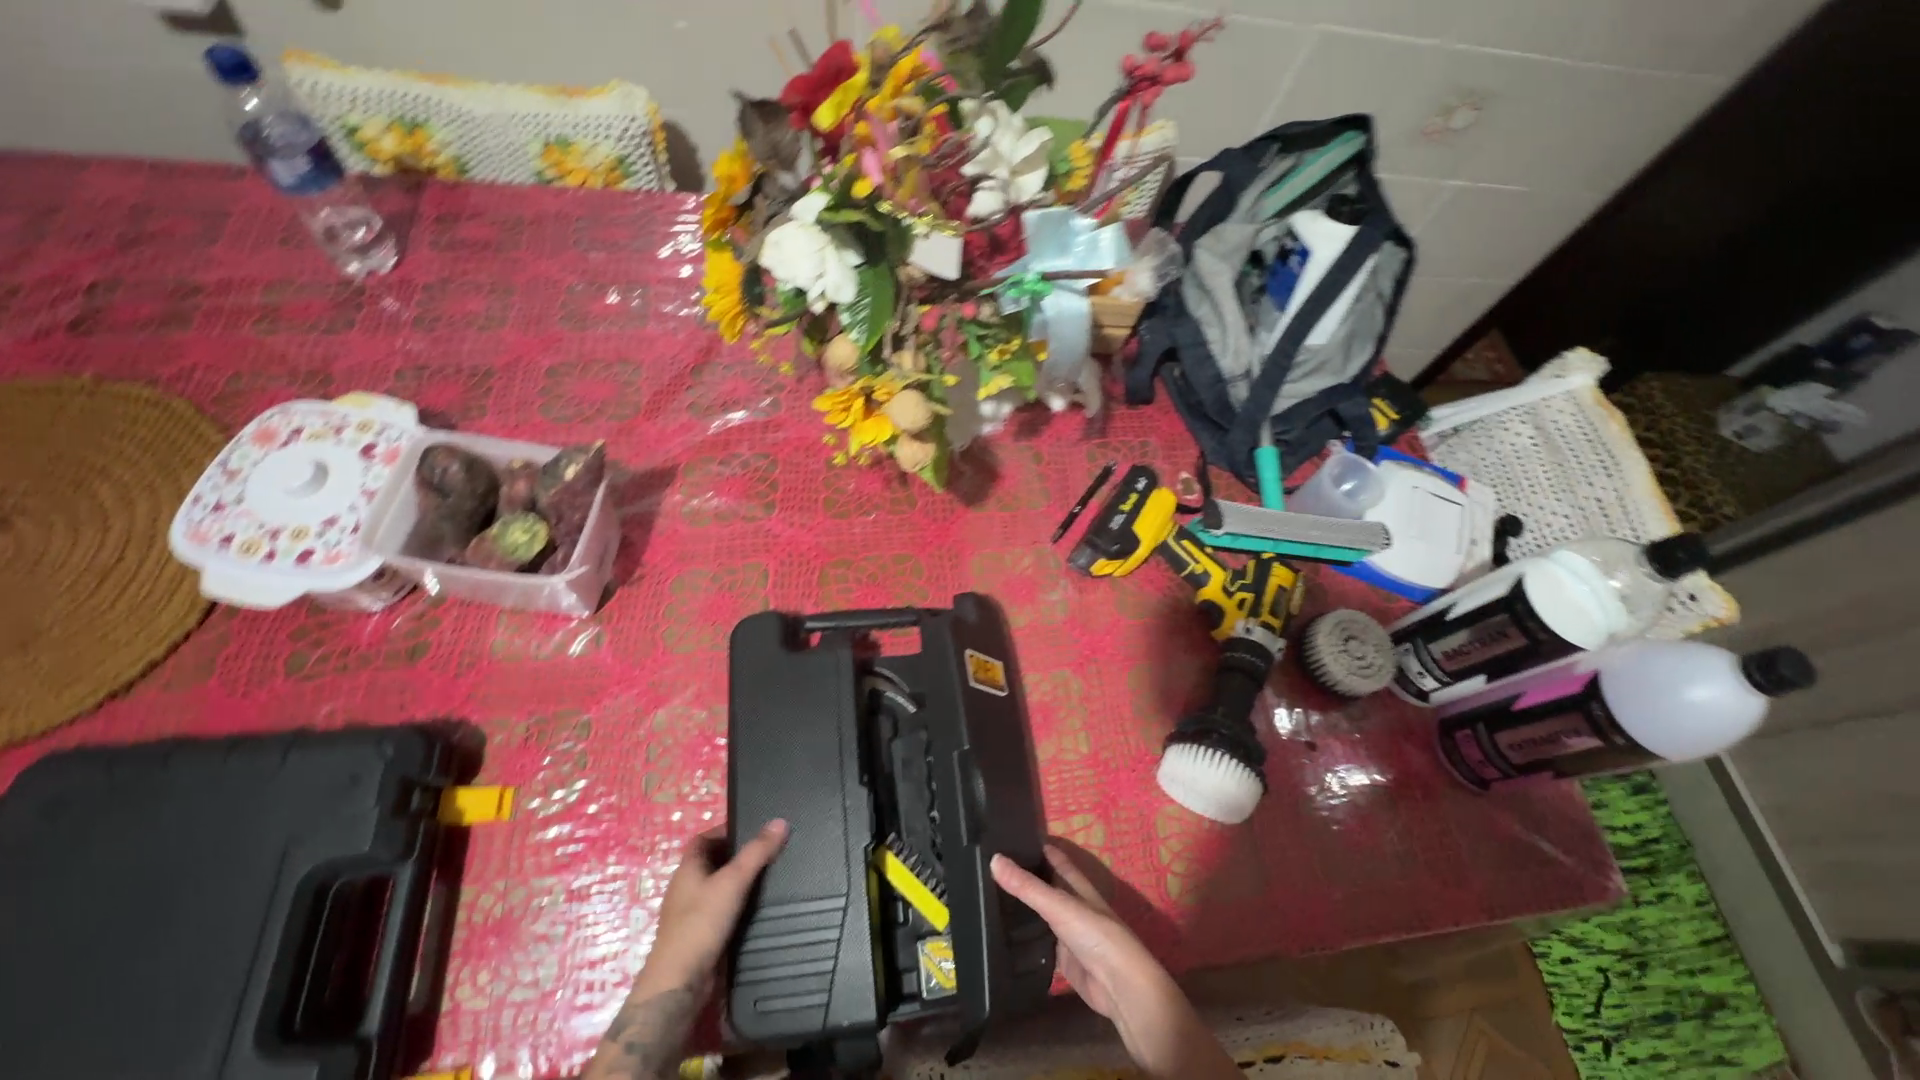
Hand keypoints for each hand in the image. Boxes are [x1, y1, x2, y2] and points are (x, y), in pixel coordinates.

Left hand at [636, 819, 788, 995]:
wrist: (680, 981)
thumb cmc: (701, 923)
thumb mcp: (733, 881)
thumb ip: (757, 852)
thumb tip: (780, 821)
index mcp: (687, 869)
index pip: (703, 839)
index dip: (725, 830)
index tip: (754, 828)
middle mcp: (687, 888)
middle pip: (712, 862)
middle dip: (738, 855)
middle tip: (769, 850)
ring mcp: (692, 913)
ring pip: (718, 888)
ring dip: (740, 882)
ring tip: (771, 875)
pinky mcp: (702, 935)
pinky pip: (722, 911)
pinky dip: (739, 906)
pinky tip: (759, 908)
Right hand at [992, 845, 1239, 1079]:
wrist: (1119, 986)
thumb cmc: (1096, 935)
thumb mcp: (1059, 906)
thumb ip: (1027, 887)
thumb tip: (994, 859)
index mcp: (1079, 889)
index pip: (1058, 862)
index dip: (1041, 850)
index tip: (1015, 838)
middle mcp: (1073, 908)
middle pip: (1047, 890)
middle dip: (1027, 880)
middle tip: (993, 868)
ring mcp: (1068, 936)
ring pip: (1042, 918)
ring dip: (1024, 911)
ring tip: (990, 898)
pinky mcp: (1063, 961)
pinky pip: (1039, 946)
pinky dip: (1024, 941)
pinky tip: (1004, 937)